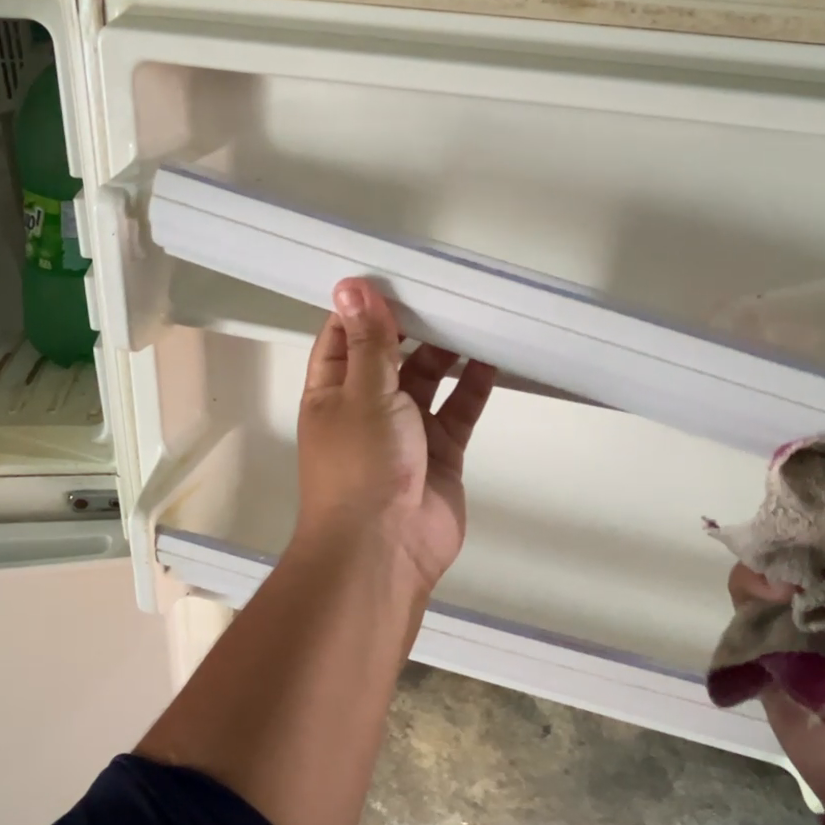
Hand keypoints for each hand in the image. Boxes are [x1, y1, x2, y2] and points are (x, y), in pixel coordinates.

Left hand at [293, 278, 496, 592]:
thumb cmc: (360, 466)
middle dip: (413, 325)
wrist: (384, 549)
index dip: (365, 307)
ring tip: (473, 314)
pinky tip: (492, 356)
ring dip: (447, 351)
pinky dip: (474, 384)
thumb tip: (351, 286)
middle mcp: (366, 407)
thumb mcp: (362, 394)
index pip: (344, 337)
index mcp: (331, 392)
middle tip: (445, 290)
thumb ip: (369, 341)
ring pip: (428, 379)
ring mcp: (406, 430)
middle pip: (390, 355)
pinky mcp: (441, 451)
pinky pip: (459, 409)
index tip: (396, 276)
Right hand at [730, 455, 824, 824]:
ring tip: (790, 589)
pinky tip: (773, 611)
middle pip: (819, 528)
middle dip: (803, 522)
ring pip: (777, 557)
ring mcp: (814, 612)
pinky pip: (749, 596)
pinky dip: (755, 598)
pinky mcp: (773, 639)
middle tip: (794, 515)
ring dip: (779, 565)